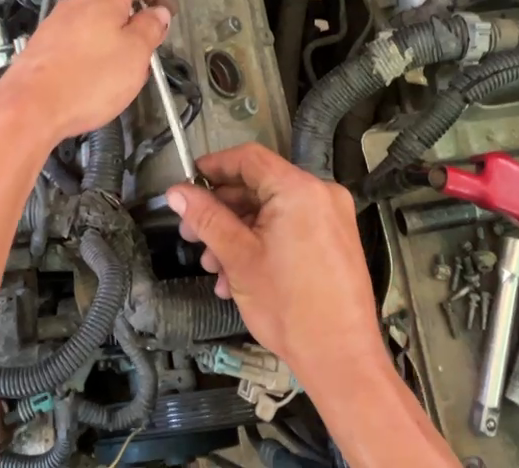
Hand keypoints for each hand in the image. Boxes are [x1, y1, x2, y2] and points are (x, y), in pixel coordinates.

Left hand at [0, 0, 173, 143]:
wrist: (30, 108)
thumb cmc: (84, 81)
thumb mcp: (135, 54)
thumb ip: (150, 28)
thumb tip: (158, 14)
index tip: (167, 9)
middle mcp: (76, 4)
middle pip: (112, 0)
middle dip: (133, 19)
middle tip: (148, 42)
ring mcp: (56, 25)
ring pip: (92, 22)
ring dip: (111, 38)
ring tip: (121, 68)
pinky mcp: (43, 47)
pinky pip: (75, 42)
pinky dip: (90, 53)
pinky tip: (93, 79)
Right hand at [166, 144, 383, 387]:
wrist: (341, 360)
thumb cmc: (289, 307)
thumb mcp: (238, 257)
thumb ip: (206, 218)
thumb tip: (176, 193)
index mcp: (299, 189)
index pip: (249, 158)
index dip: (214, 166)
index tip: (188, 183)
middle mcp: (321, 194)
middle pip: (259, 186)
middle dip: (222, 212)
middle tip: (192, 234)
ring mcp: (332, 218)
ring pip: (272, 211)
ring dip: (238, 234)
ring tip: (213, 266)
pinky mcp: (335, 242)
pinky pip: (291, 228)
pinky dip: (262, 244)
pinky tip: (237, 276)